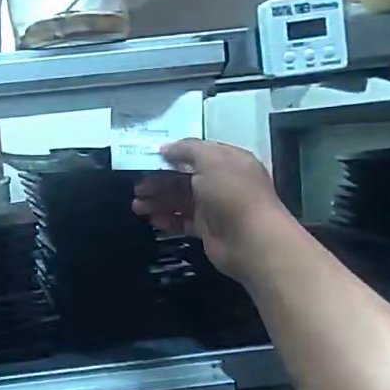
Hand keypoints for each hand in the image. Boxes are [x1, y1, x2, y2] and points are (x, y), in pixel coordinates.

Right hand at [131, 138, 292, 279]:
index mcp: (228, 161)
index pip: (196, 153)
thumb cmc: (233, 194)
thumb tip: (165, 148)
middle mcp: (222, 181)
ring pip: (181, 200)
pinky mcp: (208, 228)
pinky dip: (167, 219)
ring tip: (137, 206)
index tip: (148, 159)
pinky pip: (183, 220)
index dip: (172, 155)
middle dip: (159, 181)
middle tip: (137, 187)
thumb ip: (187, 150)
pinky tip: (151, 219)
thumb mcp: (211, 160)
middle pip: (184, 178)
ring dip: (158, 201)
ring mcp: (215, 206)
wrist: (252, 241)